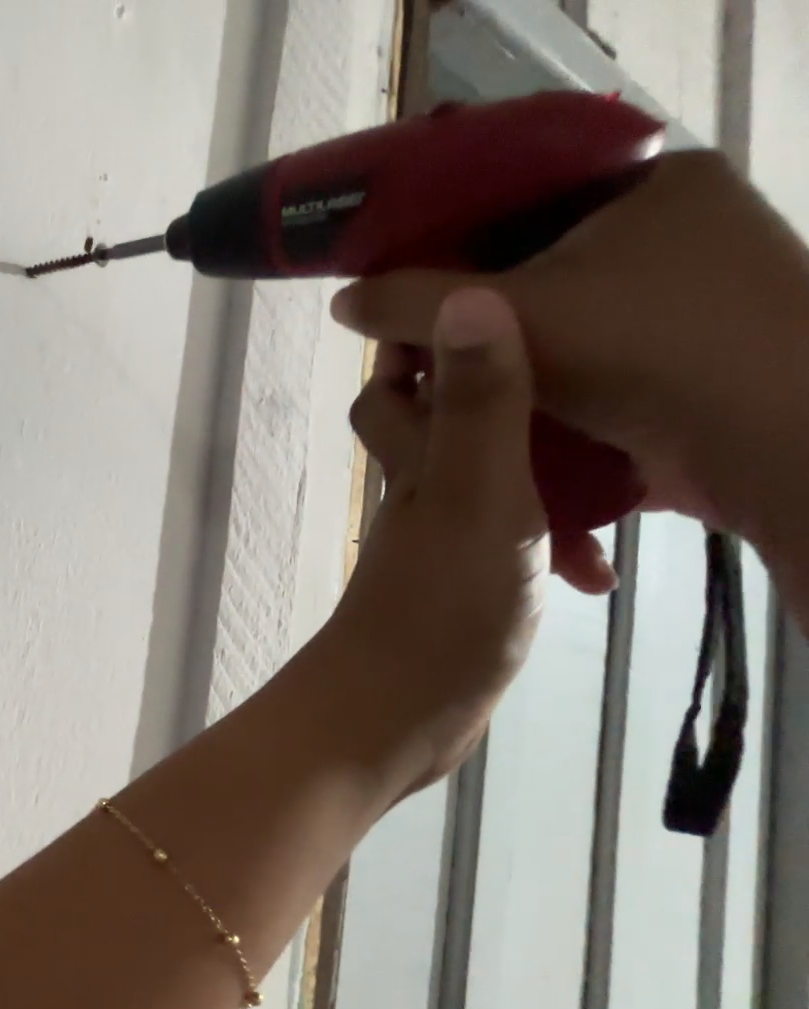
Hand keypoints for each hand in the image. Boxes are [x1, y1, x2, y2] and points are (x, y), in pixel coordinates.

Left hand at [325, 289, 552, 792]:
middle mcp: (418, 484)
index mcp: (414, 453)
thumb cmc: (437, 603)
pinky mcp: (465, 581)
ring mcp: (439, 534)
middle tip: (585, 362)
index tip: (490, 284)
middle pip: (443, 415)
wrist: (395, 713)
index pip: (400, 372)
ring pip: (487, 474)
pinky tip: (599, 561)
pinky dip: (555, 540)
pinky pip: (514, 537)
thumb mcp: (474, 491)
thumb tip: (461, 300)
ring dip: (547, 466)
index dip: (428, 329)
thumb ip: (477, 403)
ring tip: (624, 457)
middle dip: (502, 387)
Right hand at [330, 150, 808, 549]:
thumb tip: (342, 301)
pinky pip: (581, 357)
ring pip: (552, 318)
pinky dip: (533, 378)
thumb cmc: (645, 349)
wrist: (779, 450)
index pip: (519, 199)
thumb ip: (409, 303)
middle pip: (530, 265)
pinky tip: (483, 402)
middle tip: (403, 343)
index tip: (393, 283)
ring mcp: (688, 298)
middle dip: (464, 313)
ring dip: (493, 353)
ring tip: (432, 379)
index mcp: (657, 184)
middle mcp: (682, 229)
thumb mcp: (501, 314)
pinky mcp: (684, 359)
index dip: (446, 239)